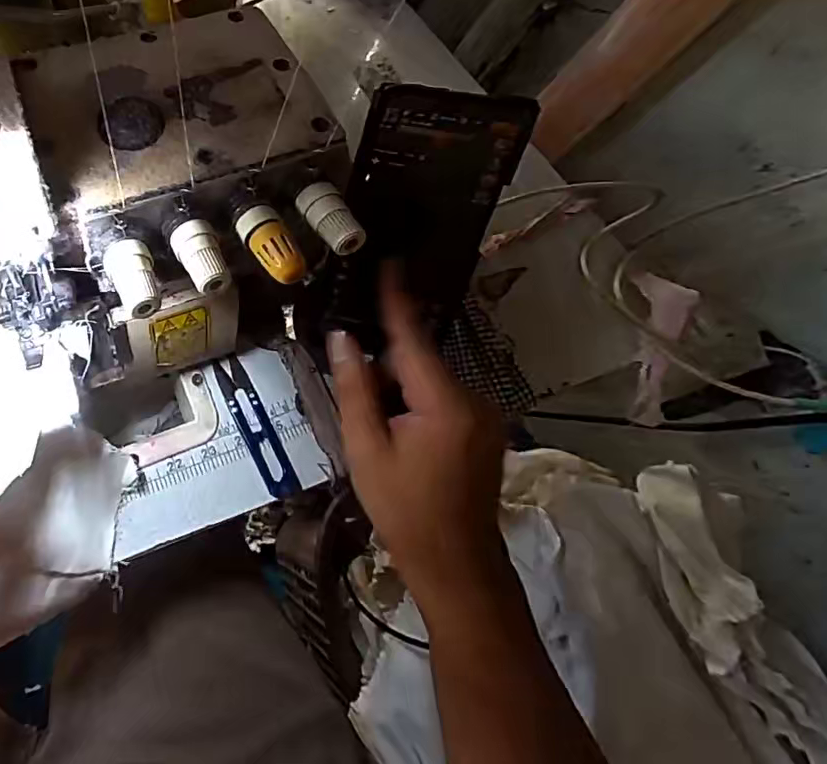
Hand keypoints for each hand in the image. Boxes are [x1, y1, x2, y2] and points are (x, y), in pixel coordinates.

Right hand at [326, 266, 508, 600]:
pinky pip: (442, 398)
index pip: (413, 337)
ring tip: (380, 432)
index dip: (398, 298)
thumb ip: (354, 388)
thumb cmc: (404, 508)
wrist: (455, 564)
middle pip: (418, 361)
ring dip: (399, 390)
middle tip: (361, 408)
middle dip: (385, 371)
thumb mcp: (365, 448)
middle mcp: (473, 400)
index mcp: (444, 402)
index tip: (390, 262)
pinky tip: (400, 435)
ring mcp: (484, 415)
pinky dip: (416, 403)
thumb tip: (342, 339)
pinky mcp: (484, 429)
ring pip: (428, 380)